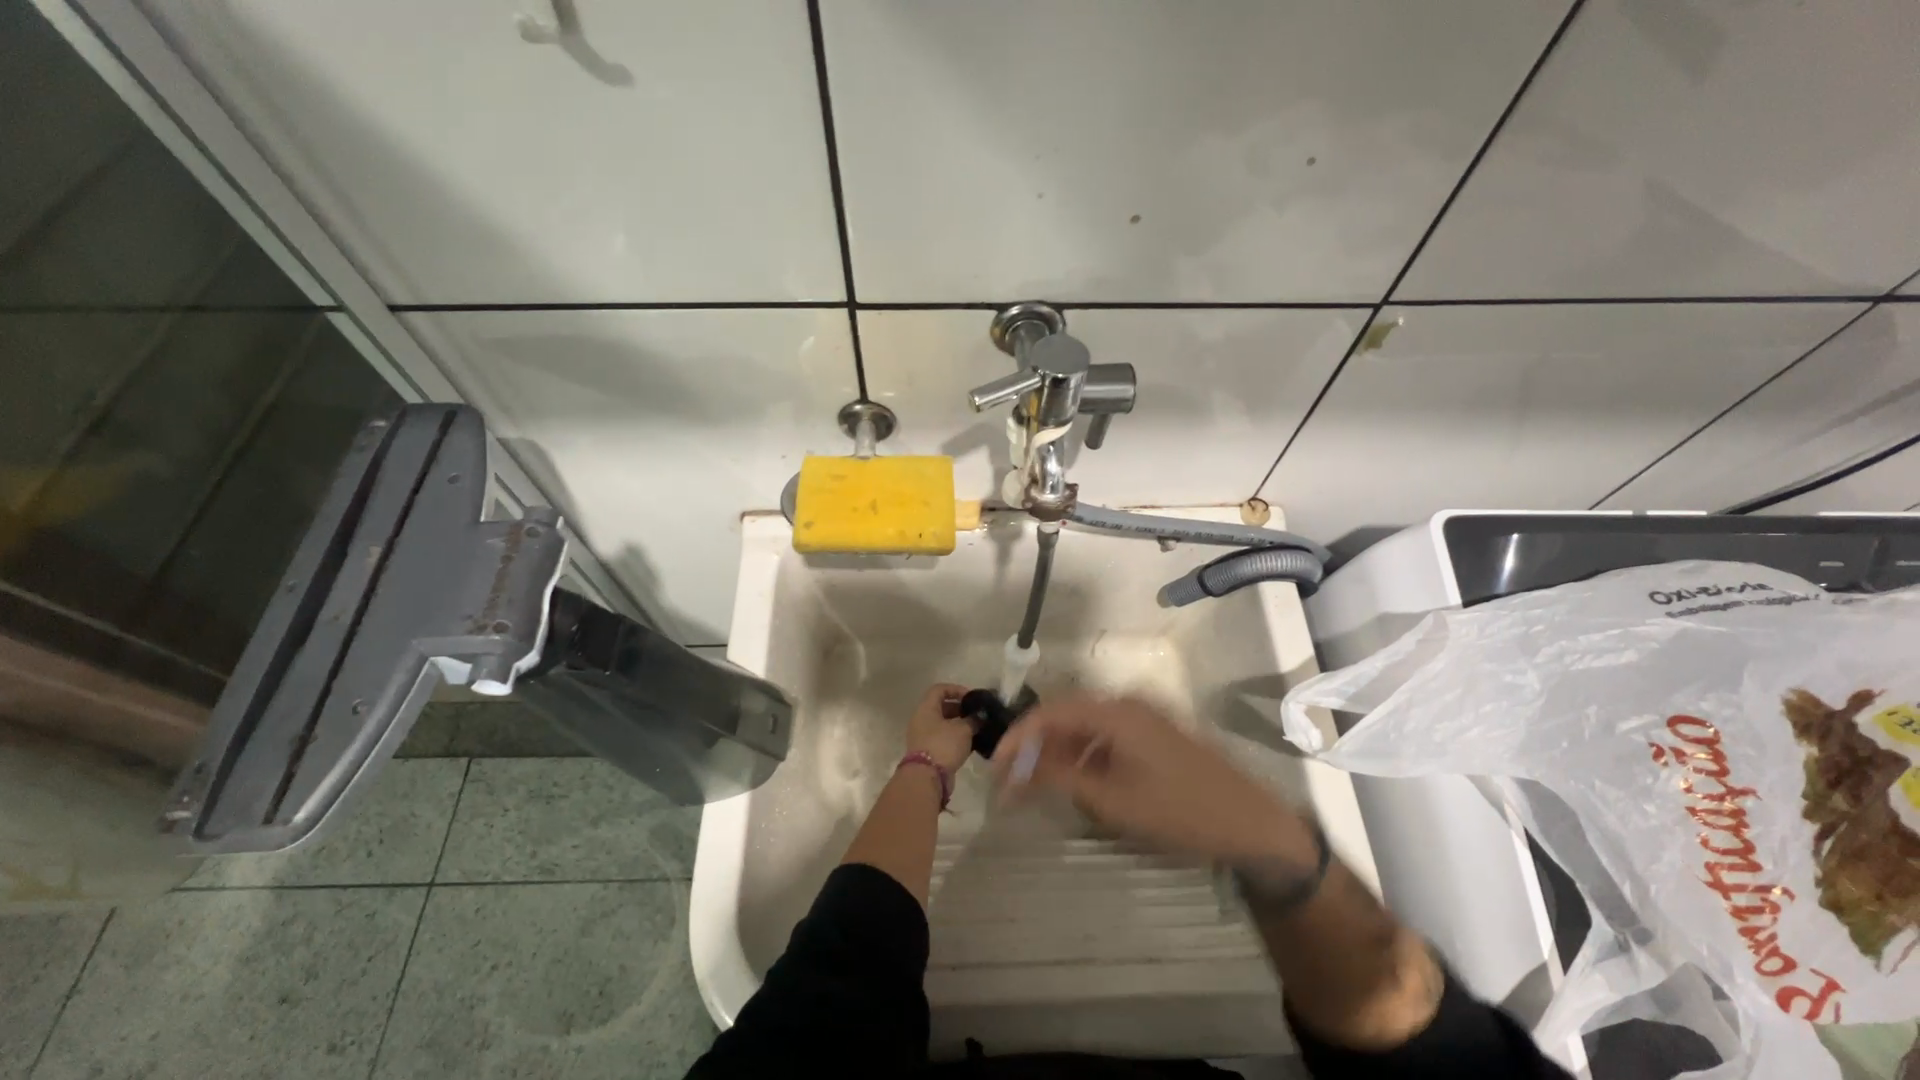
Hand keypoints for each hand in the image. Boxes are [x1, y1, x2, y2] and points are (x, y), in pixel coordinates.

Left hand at [905, 682, 973, 773]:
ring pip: (943, 724)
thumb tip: (979, 717)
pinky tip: (971, 743)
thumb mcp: (963, 729)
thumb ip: (973, 720)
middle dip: (960, 709)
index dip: (956, 689)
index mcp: (926, 708)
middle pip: (941, 707)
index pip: (939, 689)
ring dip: (959, 725)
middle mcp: (922, 720)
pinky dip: (956, 738)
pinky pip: (943, 739)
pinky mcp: (929, 751)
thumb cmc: (944, 745)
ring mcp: (923, 737)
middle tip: (977, 714)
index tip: (972, 698)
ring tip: (977, 728)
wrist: (927, 777)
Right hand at [990, 696, 1313, 864]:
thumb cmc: (1181, 812)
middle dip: (1034, 747)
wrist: (1253, 825)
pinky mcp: (1157, 736)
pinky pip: (1107, 737)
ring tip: (1039, 788)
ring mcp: (1146, 718)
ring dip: (1059, 754)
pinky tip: (1080, 786)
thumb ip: (1058, 777)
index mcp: (1116, 712)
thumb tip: (1012, 769)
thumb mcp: (1112, 800)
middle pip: (1066, 716)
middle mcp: (1128, 705)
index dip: (1016, 739)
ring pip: (1086, 728)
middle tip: (1012, 783)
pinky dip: (1085, 757)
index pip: (1049, 713)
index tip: (994, 771)